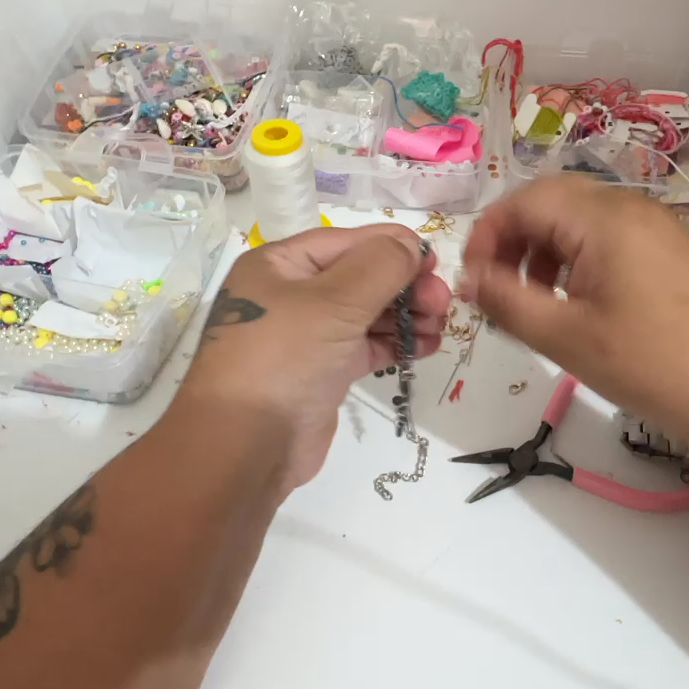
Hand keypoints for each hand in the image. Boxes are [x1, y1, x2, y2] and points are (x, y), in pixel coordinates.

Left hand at [178, 225, 451, 491]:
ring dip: (405, 316)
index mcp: (280, 265)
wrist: (246, 446)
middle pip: (360, 277)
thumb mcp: (333, 302)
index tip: (435, 262)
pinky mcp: (323, 372)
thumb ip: (380, 266)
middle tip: (442, 303)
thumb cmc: (283, 359)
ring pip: (366, 313)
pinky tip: (426, 347)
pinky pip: (365, 346)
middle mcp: (291, 294)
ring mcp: (306, 336)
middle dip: (404, 286)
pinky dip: (395, 344)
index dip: (392, 247)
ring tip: (439, 327)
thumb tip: (411, 245)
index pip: (346, 241)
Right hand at [460, 176, 688, 431]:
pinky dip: (574, 259)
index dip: (487, 234)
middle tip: (495, 287)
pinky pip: (605, 237)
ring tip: (530, 299)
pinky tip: (571, 301)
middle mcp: (629, 207)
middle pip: (551, 201)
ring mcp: (653, 226)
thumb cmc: (645, 363)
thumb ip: (505, 301)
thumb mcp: (562, 336)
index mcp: (603, 218)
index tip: (471, 280)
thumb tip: (467, 280)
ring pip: (577, 219)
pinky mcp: (665, 250)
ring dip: (541, 249)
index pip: (524, 200)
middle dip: (512, 239)